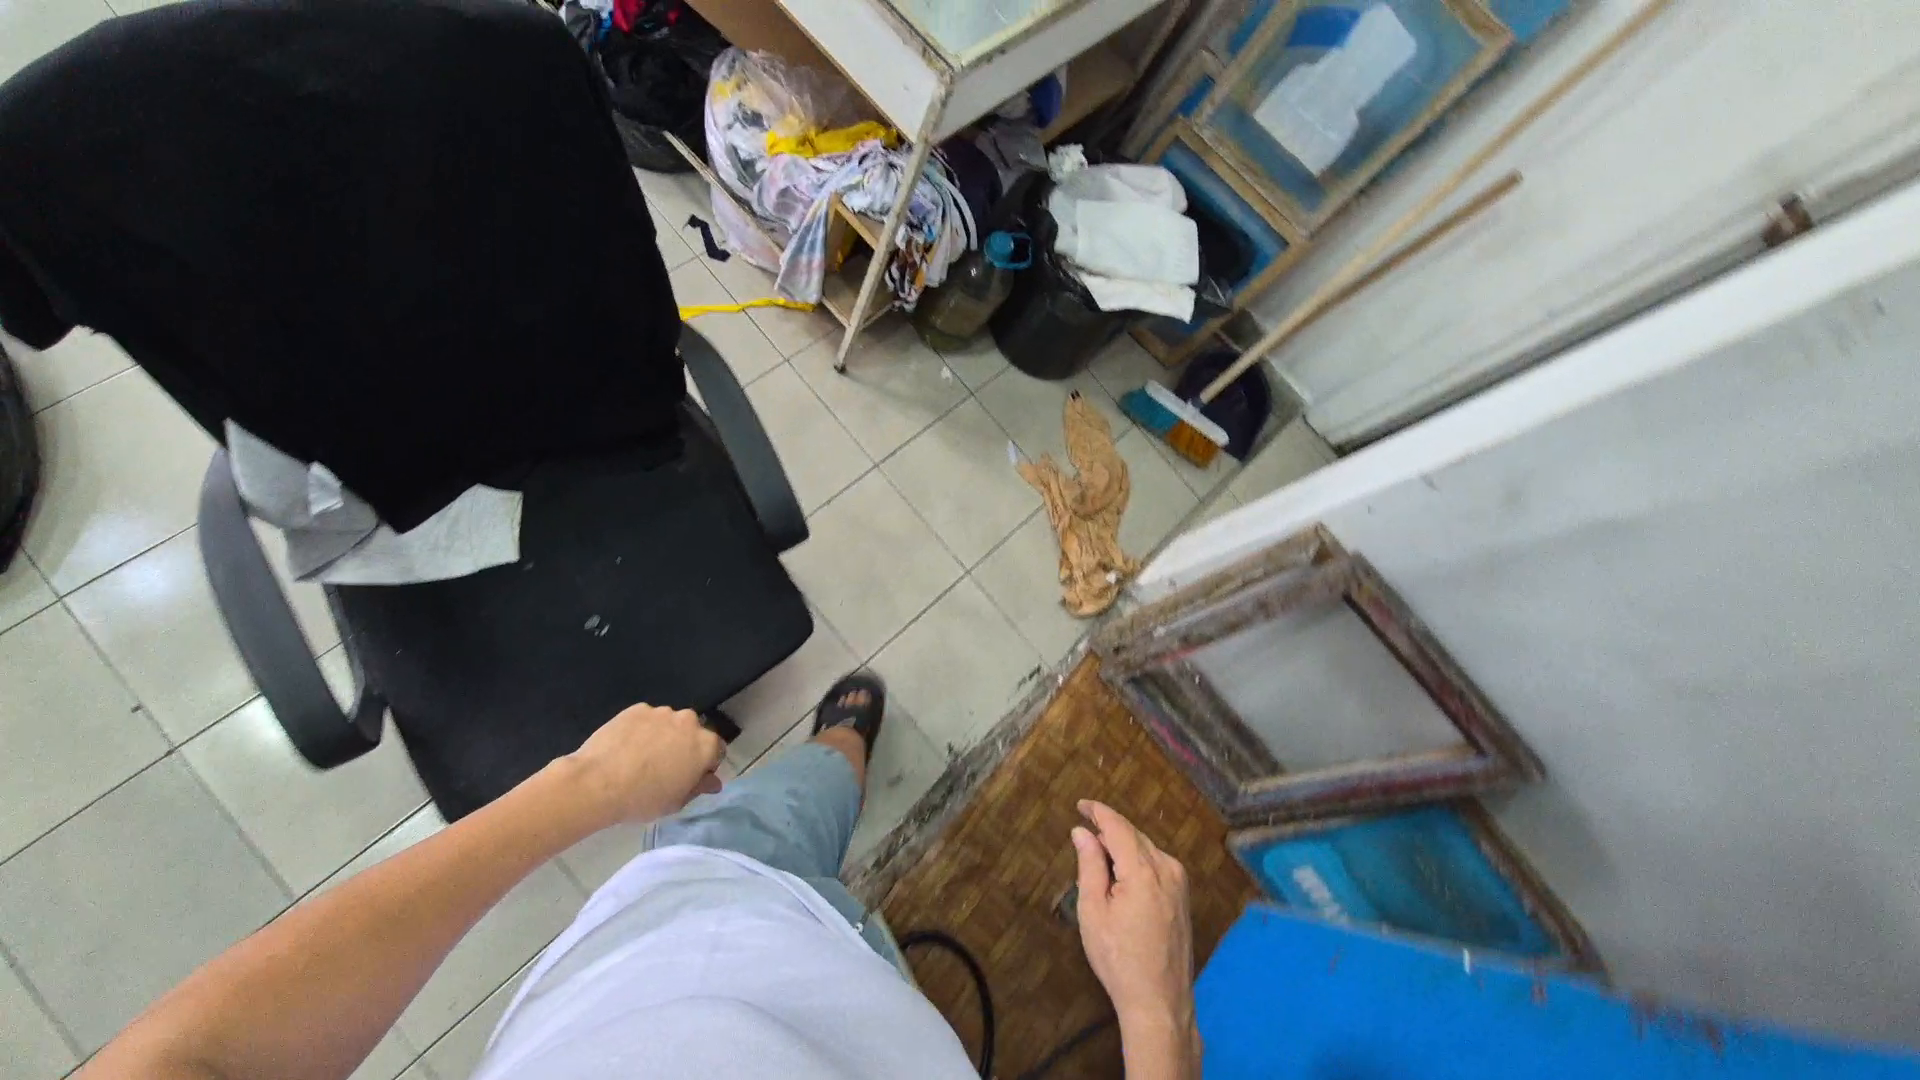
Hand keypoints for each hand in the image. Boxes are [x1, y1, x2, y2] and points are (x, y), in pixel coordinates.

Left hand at [565, 704, 724, 827]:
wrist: (597, 783)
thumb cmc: (643, 799)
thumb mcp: (676, 802)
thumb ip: (699, 787)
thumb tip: (713, 781)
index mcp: (706, 745)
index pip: (717, 750)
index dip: (705, 765)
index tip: (688, 777)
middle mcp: (689, 721)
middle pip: (693, 733)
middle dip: (684, 746)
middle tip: (664, 767)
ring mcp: (661, 712)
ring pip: (668, 724)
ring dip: (662, 736)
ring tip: (640, 756)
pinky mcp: (637, 708)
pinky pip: (645, 719)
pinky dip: (640, 730)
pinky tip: (625, 747)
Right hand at [1072, 800, 1195, 1032]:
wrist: (1159, 1002)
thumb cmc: (1118, 959)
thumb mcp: (1093, 911)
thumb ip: (1089, 866)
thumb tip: (1082, 832)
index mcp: (1143, 871)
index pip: (1119, 827)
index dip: (1099, 812)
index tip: (1080, 805)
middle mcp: (1167, 869)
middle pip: (1135, 835)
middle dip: (1109, 829)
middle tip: (1084, 834)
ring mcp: (1180, 883)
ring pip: (1147, 848)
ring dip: (1123, 845)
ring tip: (1099, 856)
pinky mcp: (1184, 897)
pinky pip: (1158, 864)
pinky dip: (1137, 859)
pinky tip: (1123, 874)